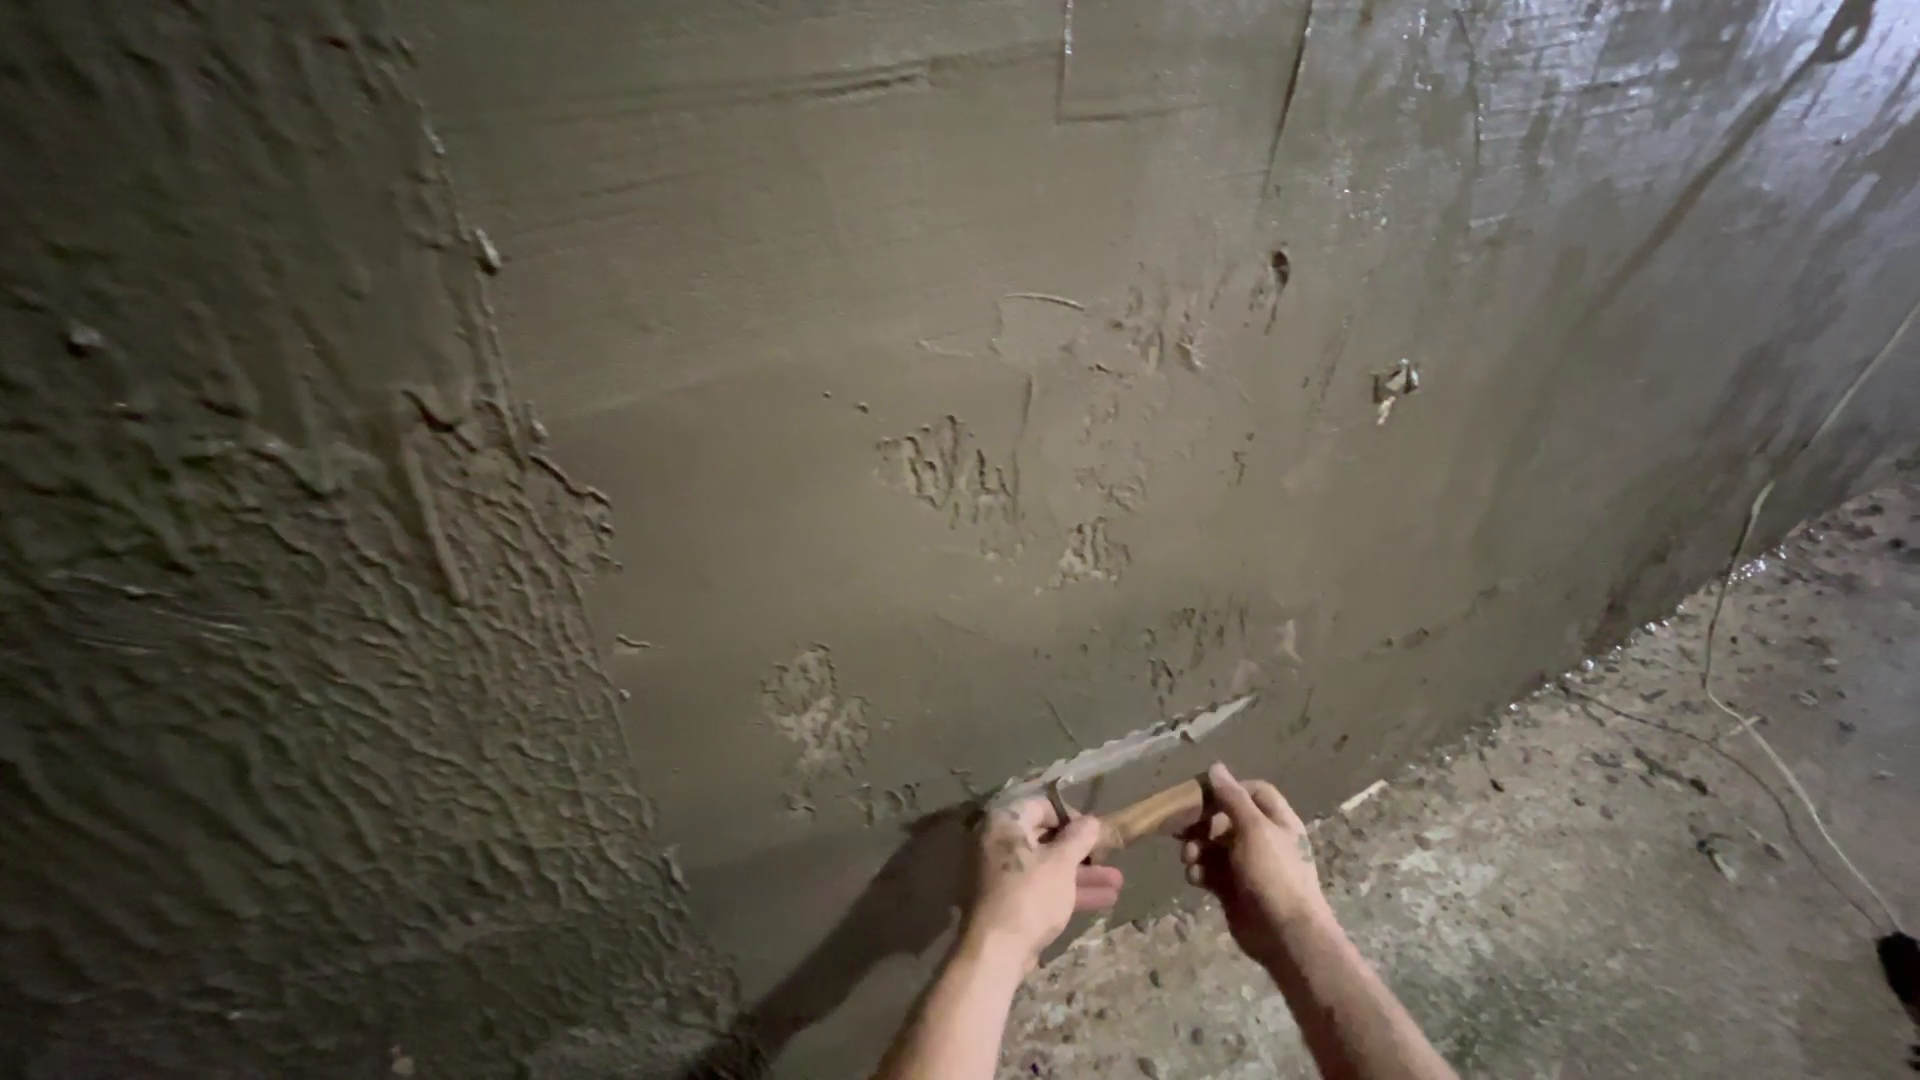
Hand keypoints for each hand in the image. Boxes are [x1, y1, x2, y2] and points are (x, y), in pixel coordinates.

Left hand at [963, 799, 1123, 971]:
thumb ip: (1078, 838)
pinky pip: (1042, 887)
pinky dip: (1068, 890)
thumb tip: (1091, 820)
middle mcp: (999, 842)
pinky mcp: (1010, 900)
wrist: (997, 950)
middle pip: (1046, 838)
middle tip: (1109, 855)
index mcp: (1005, 822)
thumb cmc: (1030, 894)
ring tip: (1118, 882)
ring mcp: (1004, 873)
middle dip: (1082, 851)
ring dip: (1082, 874)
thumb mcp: (1061, 863)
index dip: (1071, 816)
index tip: (1094, 830)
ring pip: (1048, 866)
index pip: (1041, 805)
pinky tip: (1104, 899)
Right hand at [1180, 763, 1327, 963]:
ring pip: (1213, 845)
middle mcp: (1262, 839)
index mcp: (1277, 821)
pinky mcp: (1231, 888)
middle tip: (1184, 828)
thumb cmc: (1274, 874)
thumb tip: (1215, 767)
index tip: (1204, 795)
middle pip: (1225, 817)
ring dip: (1196, 847)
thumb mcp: (1254, 829)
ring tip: (1189, 858)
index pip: (1253, 792)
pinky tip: (1196, 878)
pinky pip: (1209, 870)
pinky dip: (1199, 871)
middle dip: (1203, 822)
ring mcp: (1246, 865)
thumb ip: (1232, 798)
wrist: (1285, 935)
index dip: (1229, 790)